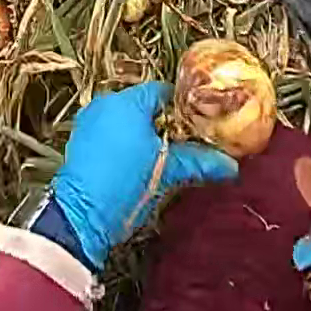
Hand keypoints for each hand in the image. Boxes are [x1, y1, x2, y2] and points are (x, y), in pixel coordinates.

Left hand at [50, 81, 238, 267]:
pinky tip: (135, 160)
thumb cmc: (125, 184)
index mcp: (129, 101)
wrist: (79, 219)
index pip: (163, 91)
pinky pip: (109, 128)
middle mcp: (107, 102)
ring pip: (126, 117)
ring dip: (142, 131)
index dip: (182, 107)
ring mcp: (90, 119)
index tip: (195, 124)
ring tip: (159, 154)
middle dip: (163, 121)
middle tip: (181, 141)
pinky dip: (123, 138)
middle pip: (145, 103)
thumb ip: (198, 161)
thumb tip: (231, 166)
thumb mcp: (166, 171)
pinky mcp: (80, 138)